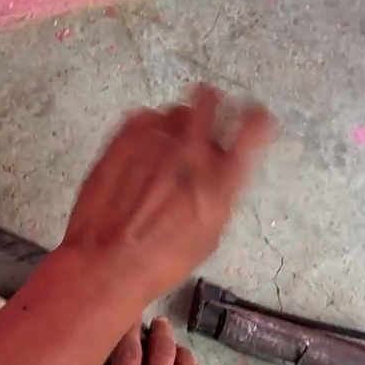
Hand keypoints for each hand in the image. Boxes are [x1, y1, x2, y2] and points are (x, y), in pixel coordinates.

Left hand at [59, 85, 274, 304]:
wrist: (107, 262)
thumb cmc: (158, 261)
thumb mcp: (208, 235)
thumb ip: (219, 194)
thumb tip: (219, 177)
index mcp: (221, 179)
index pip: (254, 128)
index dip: (257, 119)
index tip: (256, 117)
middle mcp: (192, 153)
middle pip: (211, 101)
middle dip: (212, 105)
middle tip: (208, 114)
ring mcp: (156, 141)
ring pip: (176, 109)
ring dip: (178, 123)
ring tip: (168, 146)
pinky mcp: (124, 139)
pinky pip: (143, 116)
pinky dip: (148, 129)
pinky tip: (143, 150)